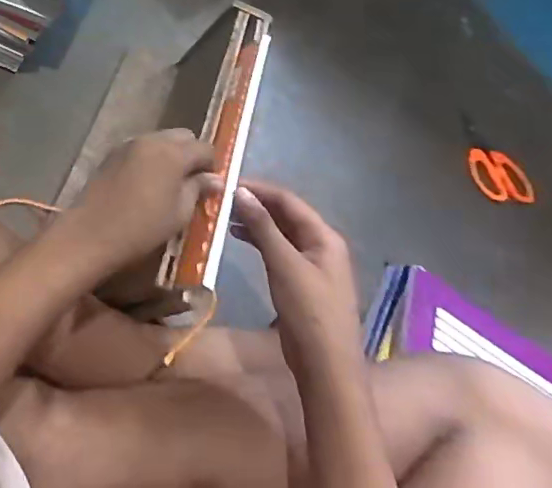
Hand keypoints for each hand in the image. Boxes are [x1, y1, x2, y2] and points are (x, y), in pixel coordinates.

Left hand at [58, 129, 218, 272]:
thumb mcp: (179, 213)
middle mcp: (153, 139)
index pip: (204, 147)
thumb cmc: (142, 227)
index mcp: (173, 152)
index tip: (211, 186)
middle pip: (183, 137)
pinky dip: (150, 158)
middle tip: (191, 183)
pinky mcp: (113, 152)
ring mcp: (130, 143)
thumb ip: (198, 189)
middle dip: (191, 154)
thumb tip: (215, 179)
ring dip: (170, 155)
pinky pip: (142, 148)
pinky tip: (145, 183)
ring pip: (161, 140)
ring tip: (167, 184)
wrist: (91, 233)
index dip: (212, 165)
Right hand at [231, 181, 361, 357]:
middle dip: (256, 204)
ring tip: (226, 217)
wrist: (327, 369)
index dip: (259, 189)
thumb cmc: (308, 311)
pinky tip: (240, 238)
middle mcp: (321, 245)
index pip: (288, 200)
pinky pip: (280, 251)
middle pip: (286, 215)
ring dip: (256, 223)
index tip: (228, 183)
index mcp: (324, 236)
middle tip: (223, 199)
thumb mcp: (284, 264)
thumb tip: (241, 191)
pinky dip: (261, 242)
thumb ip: (263, 226)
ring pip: (282, 233)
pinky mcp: (302, 283)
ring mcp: (313, 265)